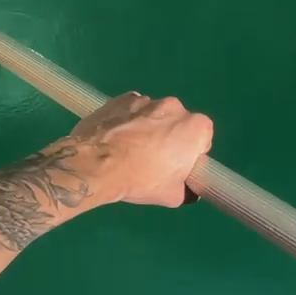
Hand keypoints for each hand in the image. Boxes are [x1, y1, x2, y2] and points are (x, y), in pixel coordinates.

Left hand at [64, 93, 212, 207]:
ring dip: (144, 126)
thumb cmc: (140, 179)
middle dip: (167, 135)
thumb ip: (186, 185)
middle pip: (175, 122)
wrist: (94, 165)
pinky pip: (127, 109)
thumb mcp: (174, 194)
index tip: (177, 163)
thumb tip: (183, 185)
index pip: (201, 137)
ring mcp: (141, 100)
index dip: (190, 151)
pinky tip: (113, 136)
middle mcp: (172, 106)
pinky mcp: (115, 99)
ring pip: (150, 114)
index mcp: (195, 127)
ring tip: (127, 147)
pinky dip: (123, 119)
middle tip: (152, 156)